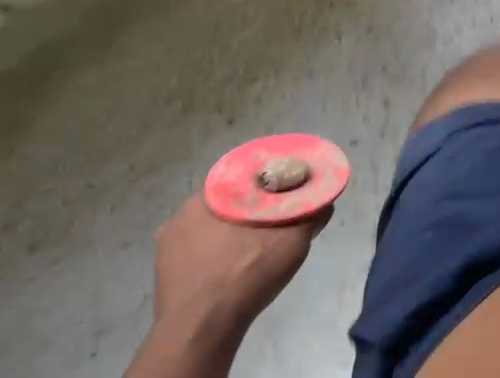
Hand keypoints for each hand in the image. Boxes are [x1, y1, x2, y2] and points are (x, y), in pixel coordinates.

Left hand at [125, 194, 329, 377]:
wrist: (201, 330)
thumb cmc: (246, 274)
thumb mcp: (295, 238)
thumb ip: (312, 211)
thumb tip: (325, 197)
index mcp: (207, 200)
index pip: (247, 175)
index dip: (274, 178)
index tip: (294, 187)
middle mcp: (181, 216)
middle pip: (232, 199)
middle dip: (258, 203)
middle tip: (283, 215)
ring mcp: (168, 244)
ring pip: (216, 221)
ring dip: (240, 225)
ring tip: (265, 238)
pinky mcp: (166, 268)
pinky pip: (202, 243)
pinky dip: (224, 244)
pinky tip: (241, 258)